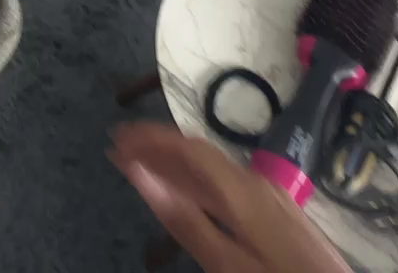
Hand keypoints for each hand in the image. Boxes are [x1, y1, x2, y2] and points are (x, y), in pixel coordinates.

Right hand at [110, 122, 350, 272]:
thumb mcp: (227, 264)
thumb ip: (183, 219)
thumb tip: (139, 173)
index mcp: (242, 191)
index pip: (188, 148)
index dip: (150, 138)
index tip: (116, 138)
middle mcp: (257, 184)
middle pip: (200, 155)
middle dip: (158, 149)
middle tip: (121, 152)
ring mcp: (272, 200)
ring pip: (215, 171)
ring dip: (177, 166)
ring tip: (143, 170)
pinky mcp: (281, 218)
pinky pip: (229, 187)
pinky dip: (200, 184)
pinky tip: (188, 198)